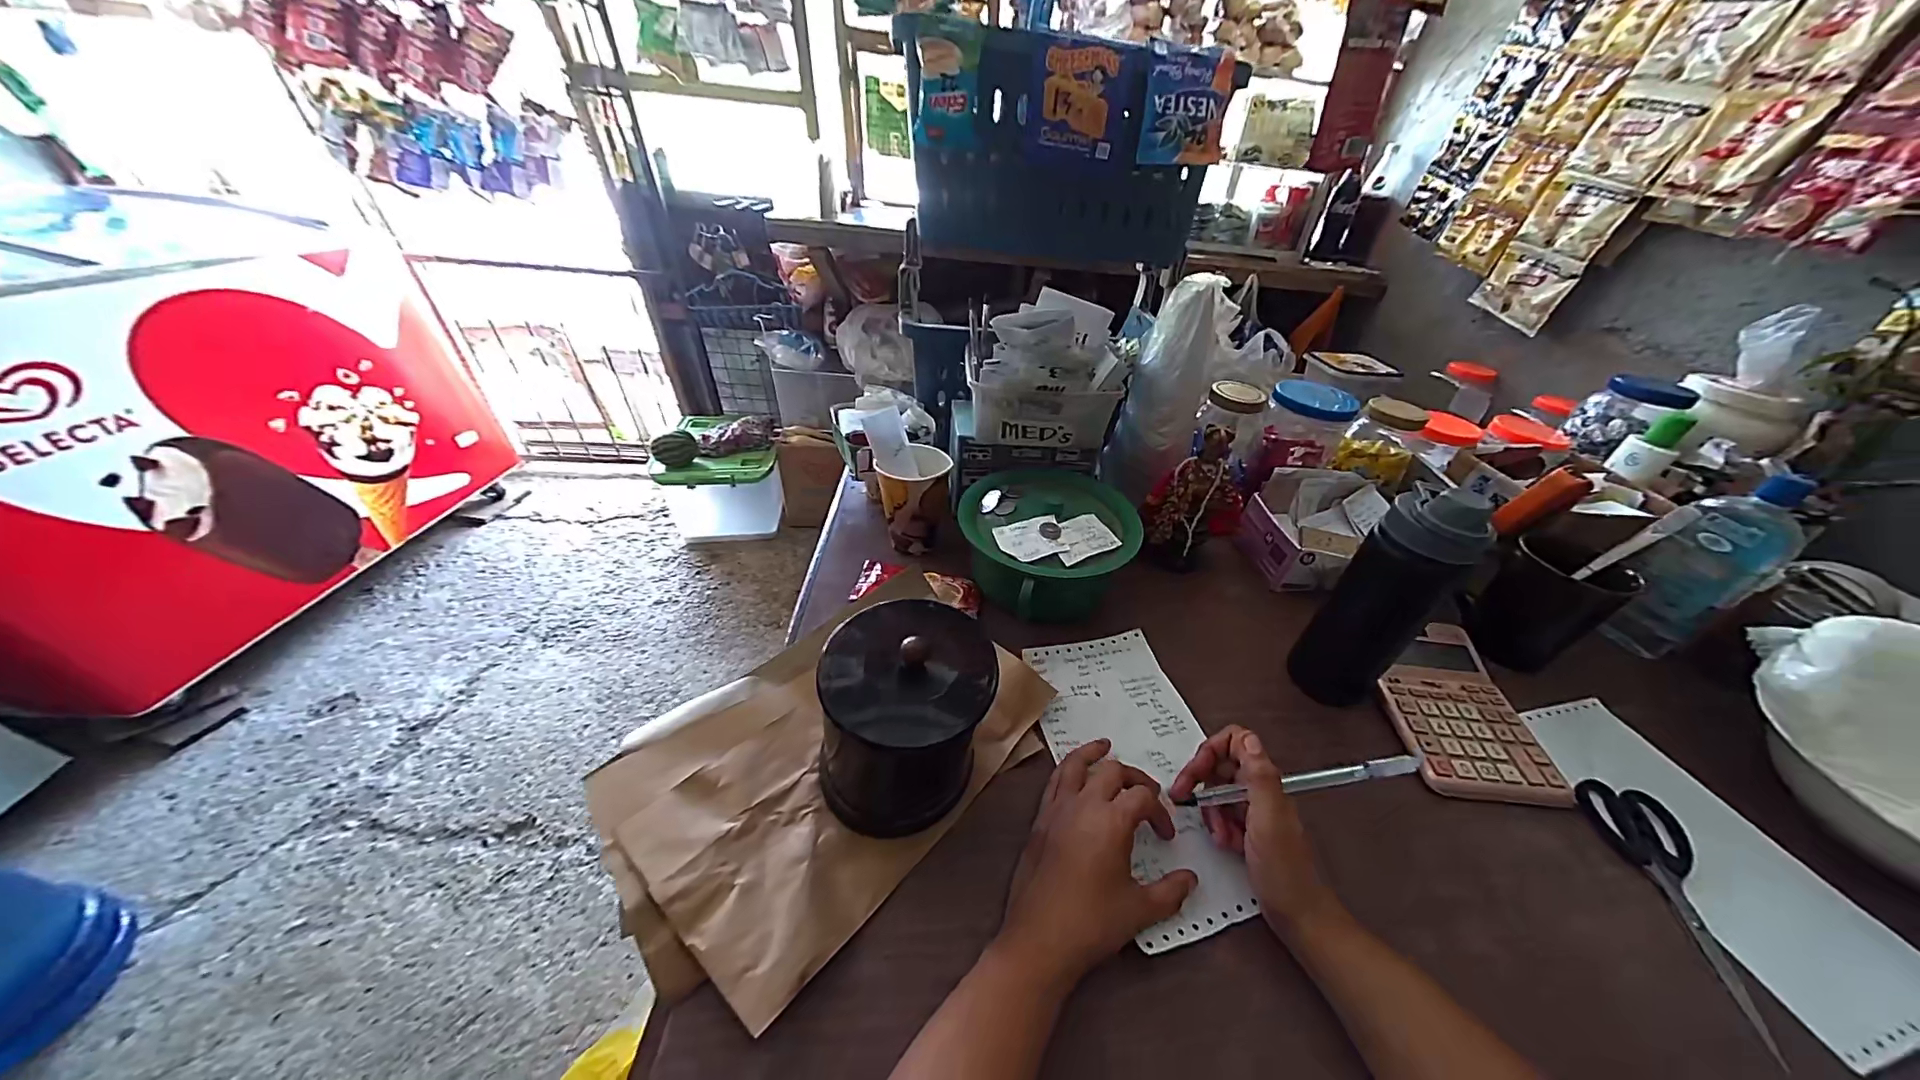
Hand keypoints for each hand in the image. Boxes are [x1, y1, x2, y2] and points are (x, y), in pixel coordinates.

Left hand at [997, 739, 1197, 983]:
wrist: (1040, 938)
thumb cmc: (1092, 922)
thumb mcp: (1140, 909)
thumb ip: (1170, 892)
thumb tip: (1190, 880)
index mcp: (1111, 820)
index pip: (1142, 797)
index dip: (1159, 811)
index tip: (1165, 835)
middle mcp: (1083, 805)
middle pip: (1112, 772)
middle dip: (1134, 777)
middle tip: (1146, 792)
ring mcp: (1056, 809)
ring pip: (1075, 766)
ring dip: (1092, 754)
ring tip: (1104, 746)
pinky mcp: (1039, 820)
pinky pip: (1054, 782)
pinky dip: (1067, 769)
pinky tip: (1073, 775)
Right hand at [1168, 726, 1334, 934]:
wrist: (1298, 915)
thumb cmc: (1286, 872)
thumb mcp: (1268, 820)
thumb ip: (1259, 777)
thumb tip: (1248, 738)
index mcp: (1266, 780)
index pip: (1236, 742)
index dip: (1211, 750)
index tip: (1197, 771)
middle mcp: (1261, 789)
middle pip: (1221, 765)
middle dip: (1202, 782)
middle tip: (1186, 796)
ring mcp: (1254, 809)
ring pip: (1218, 790)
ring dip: (1210, 809)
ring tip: (1219, 832)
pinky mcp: (1248, 828)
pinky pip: (1222, 814)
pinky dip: (1217, 825)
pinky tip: (1225, 842)